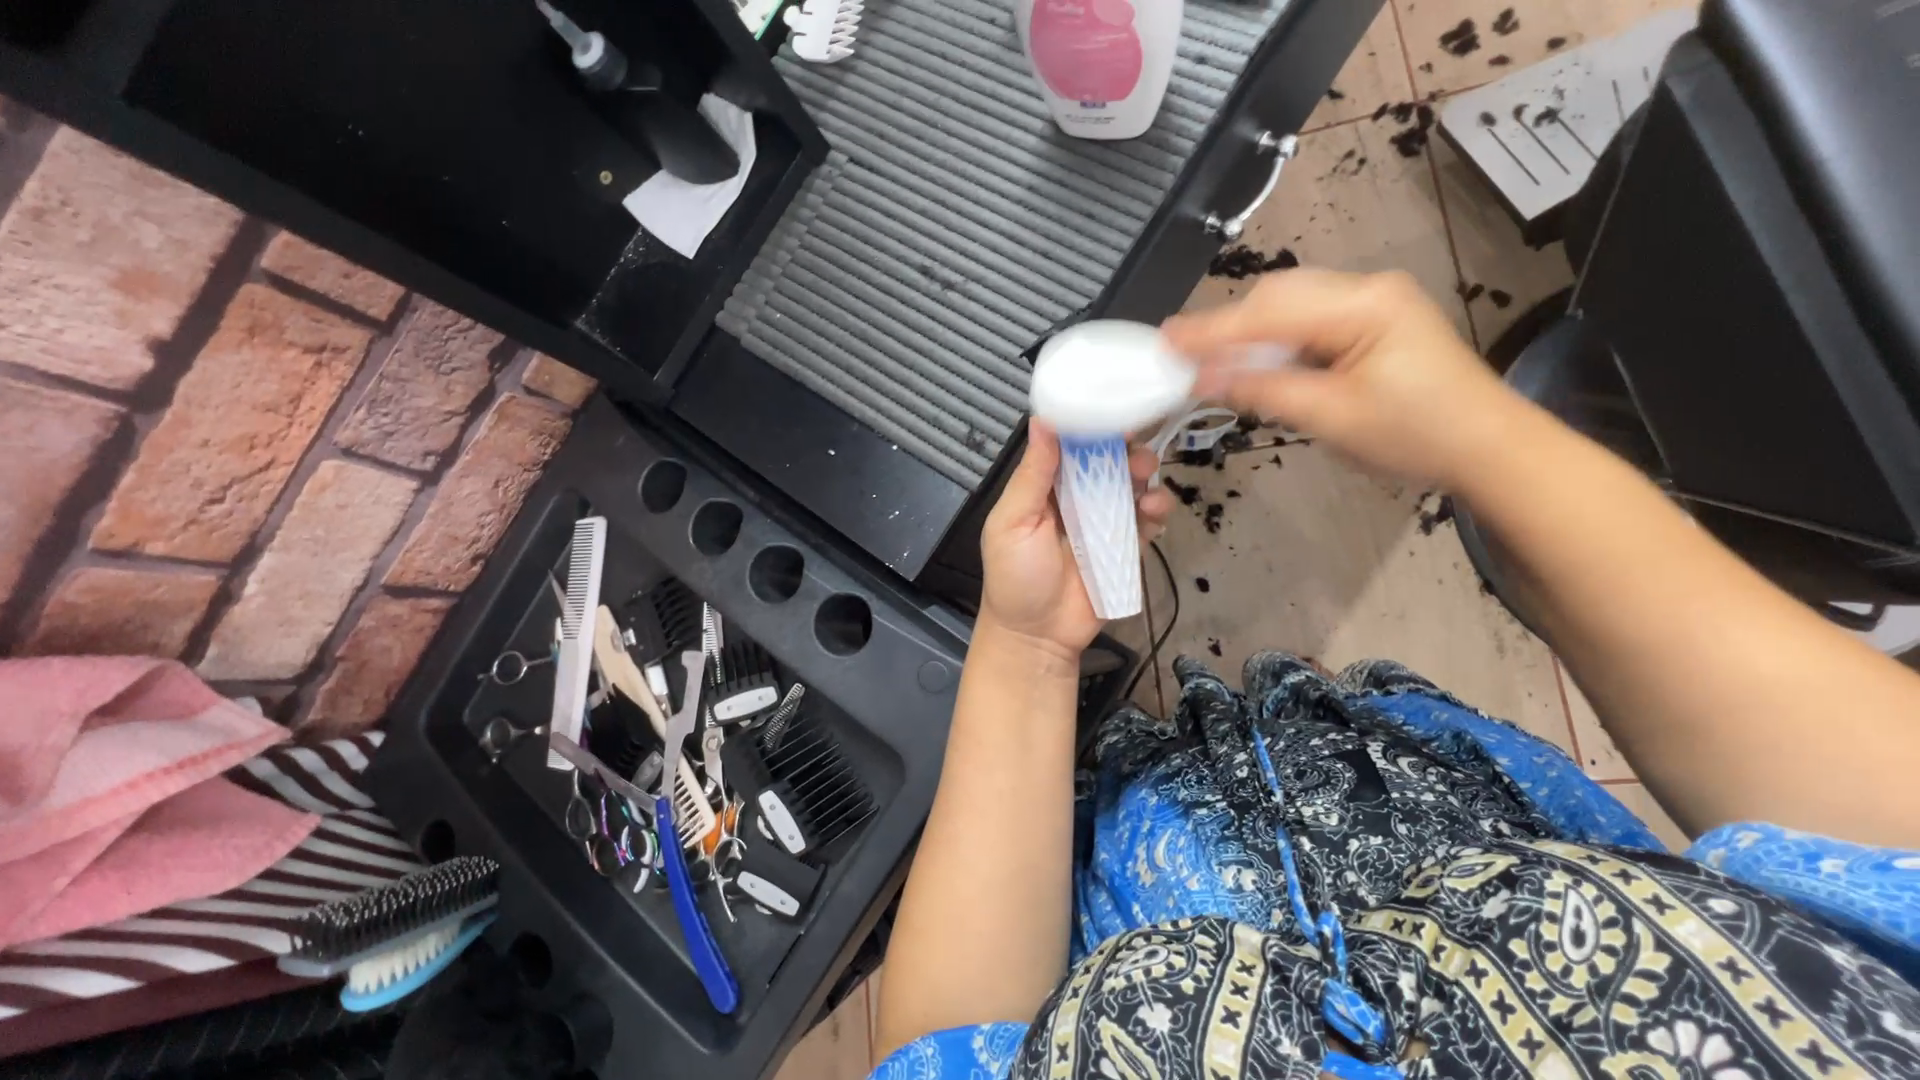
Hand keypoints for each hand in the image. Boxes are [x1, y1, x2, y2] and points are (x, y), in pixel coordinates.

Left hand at [978, 422, 1172, 660]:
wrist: (1037, 636)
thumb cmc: (1015, 577)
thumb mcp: (1012, 521)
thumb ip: (1032, 474)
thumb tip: (1043, 421)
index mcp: (1045, 487)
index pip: (1072, 446)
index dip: (1093, 427)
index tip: (1114, 410)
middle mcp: (1076, 498)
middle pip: (1110, 462)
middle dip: (1128, 451)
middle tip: (1138, 451)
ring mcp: (1104, 523)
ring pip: (1133, 487)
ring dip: (1146, 477)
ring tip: (1147, 481)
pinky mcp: (1126, 547)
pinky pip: (1147, 521)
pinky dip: (1156, 510)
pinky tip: (1154, 511)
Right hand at [1162, 269, 1528, 488]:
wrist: (1488, 446)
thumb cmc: (1417, 436)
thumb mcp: (1333, 418)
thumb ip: (1264, 391)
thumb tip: (1204, 378)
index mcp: (1364, 307)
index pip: (1269, 314)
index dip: (1212, 330)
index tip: (1164, 342)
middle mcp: (1367, 289)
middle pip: (1277, 296)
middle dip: (1227, 326)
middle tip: (1181, 355)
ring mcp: (1373, 300)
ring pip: (1289, 303)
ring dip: (1249, 331)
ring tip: (1211, 361)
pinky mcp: (1373, 318)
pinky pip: (1308, 317)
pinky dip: (1274, 337)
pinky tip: (1257, 361)